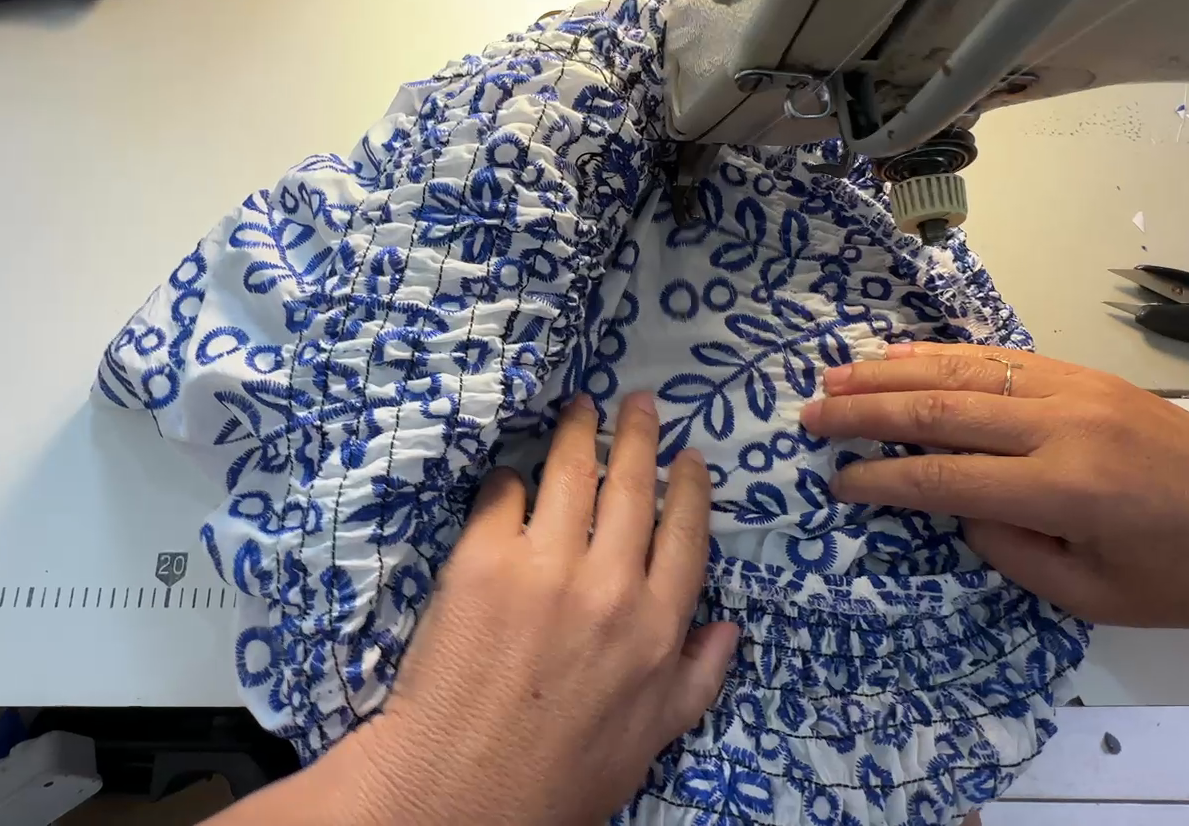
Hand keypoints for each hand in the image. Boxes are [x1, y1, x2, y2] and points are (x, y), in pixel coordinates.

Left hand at [322, 392, 739, 825]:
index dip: (689, 486)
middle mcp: (608, 583)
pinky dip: (509, 478)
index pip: (686, 533)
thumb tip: (730, 628)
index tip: (688, 455)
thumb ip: (698, 680)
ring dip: (579, 430)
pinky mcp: (483, 557)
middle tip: (638, 401)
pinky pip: (504, 493)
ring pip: (572, 471)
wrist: (458, 790)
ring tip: (580, 405)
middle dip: (638, 434)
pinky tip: (511, 473)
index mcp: (656, 626)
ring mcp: (544, 564)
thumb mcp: (652, 740)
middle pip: (632, 486)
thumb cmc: (561, 774)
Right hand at [799, 343, 1188, 642]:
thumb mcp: (1088, 594)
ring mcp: (1074, 387)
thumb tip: (950, 497)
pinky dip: (938, 352)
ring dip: (889, 372)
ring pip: (959, 370)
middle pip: (938, 409)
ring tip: (834, 374)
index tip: (836, 481)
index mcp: (1067, 489)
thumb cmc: (1186, 581)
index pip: (944, 476)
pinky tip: (896, 353)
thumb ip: (1004, 543)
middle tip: (809, 413)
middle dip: (864, 412)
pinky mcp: (1084, 372)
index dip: (881, 479)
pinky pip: (995, 355)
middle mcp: (1063, 425)